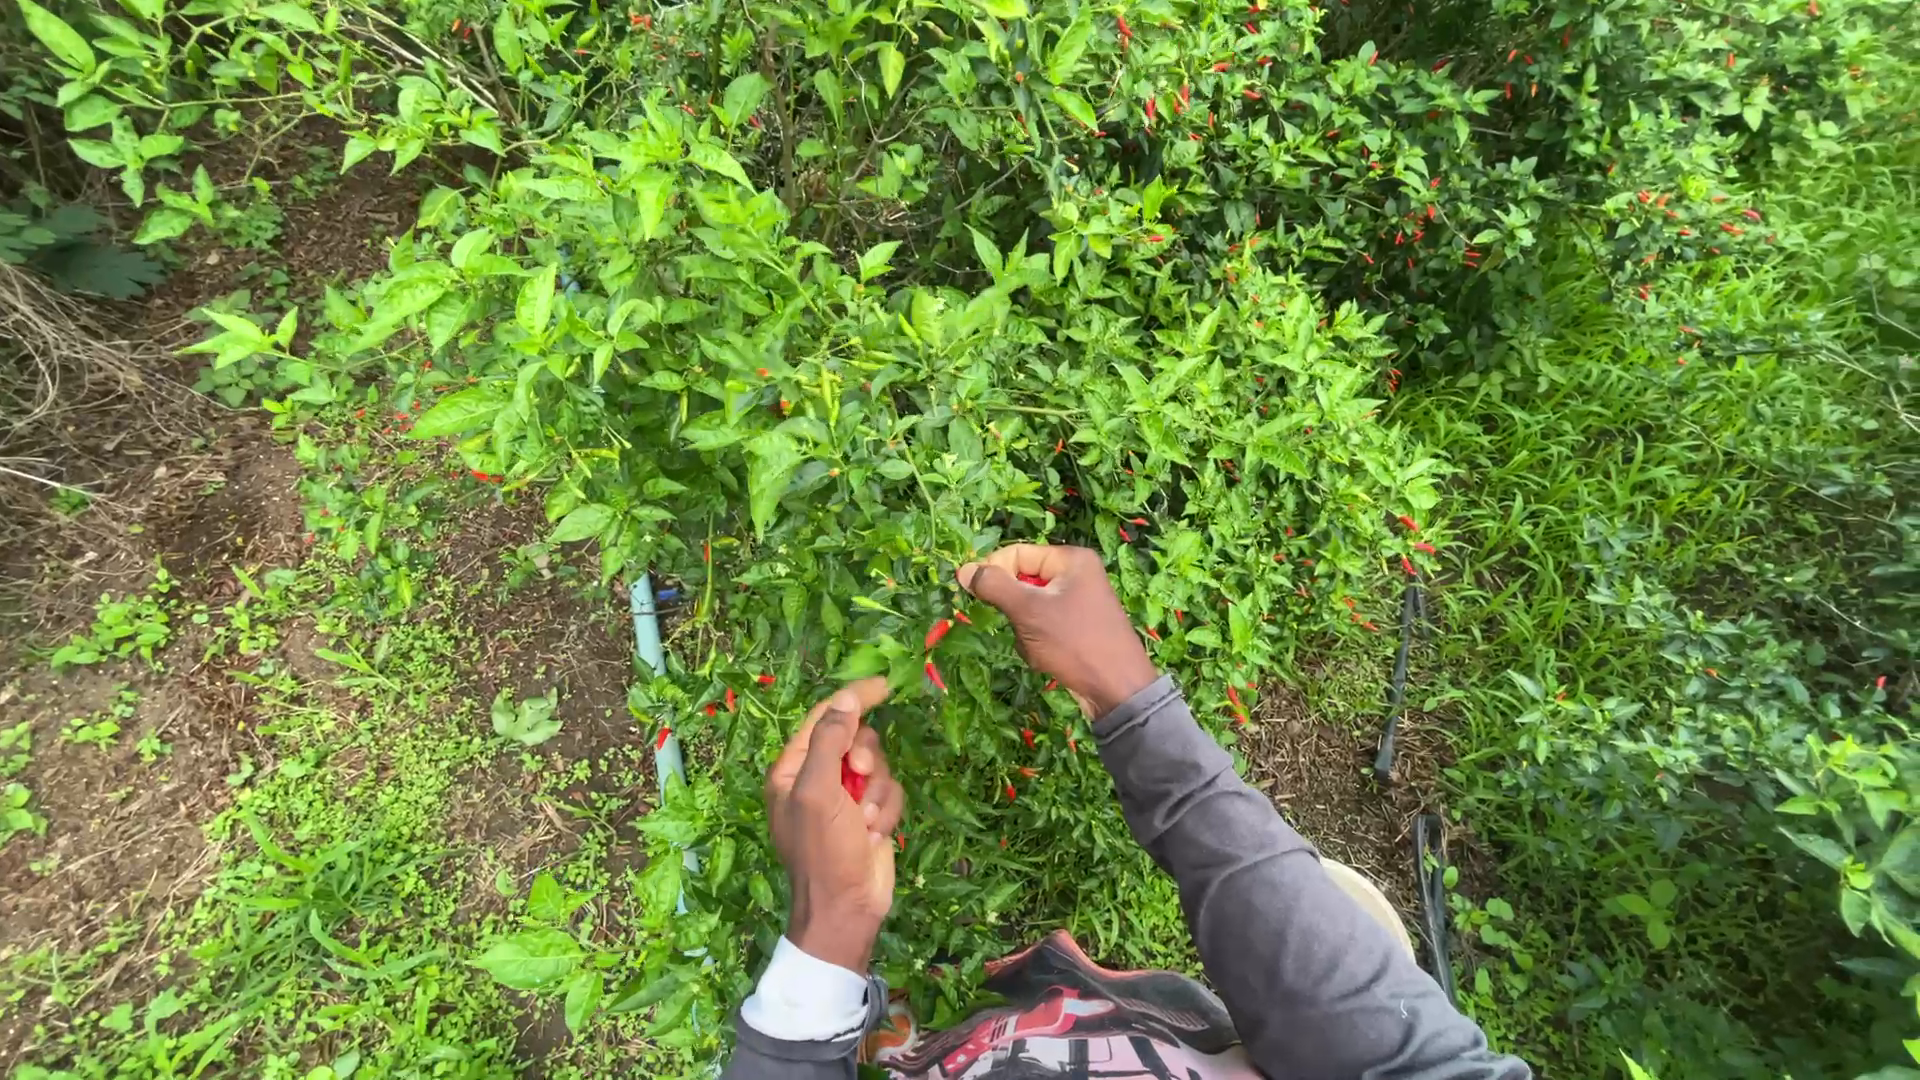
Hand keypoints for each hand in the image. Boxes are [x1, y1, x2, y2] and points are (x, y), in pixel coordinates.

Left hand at [765, 676, 903, 972]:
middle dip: (865, 760)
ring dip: (877, 792)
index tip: (884, 685)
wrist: (847, 911)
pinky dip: (887, 810)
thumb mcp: (819, 792)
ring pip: (878, 765)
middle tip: (859, 776)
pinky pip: (890, 790)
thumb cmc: (824, 851)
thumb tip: (847, 698)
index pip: (825, 717)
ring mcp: (845, 796)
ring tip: (865, 822)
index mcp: (793, 768)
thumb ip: (831, 740)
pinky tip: (875, 834)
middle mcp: (818, 777)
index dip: (853, 698)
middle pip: (857, 739)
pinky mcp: (869, 812)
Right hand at [957, 544, 1157, 717]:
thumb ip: (994, 586)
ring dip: (1023, 629)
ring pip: (1028, 606)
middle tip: (1022, 627)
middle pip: (1022, 581)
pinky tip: (1046, 657)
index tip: (977, 596)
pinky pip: (1042, 624)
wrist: (1117, 690)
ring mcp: (1078, 601)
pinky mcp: (1077, 626)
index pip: (1016, 553)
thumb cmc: (1074, 642)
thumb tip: (963, 569)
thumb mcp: (1029, 611)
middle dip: (1014, 609)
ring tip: (1038, 646)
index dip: (994, 573)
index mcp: (1070, 560)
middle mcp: (1076, 574)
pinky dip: (1035, 640)